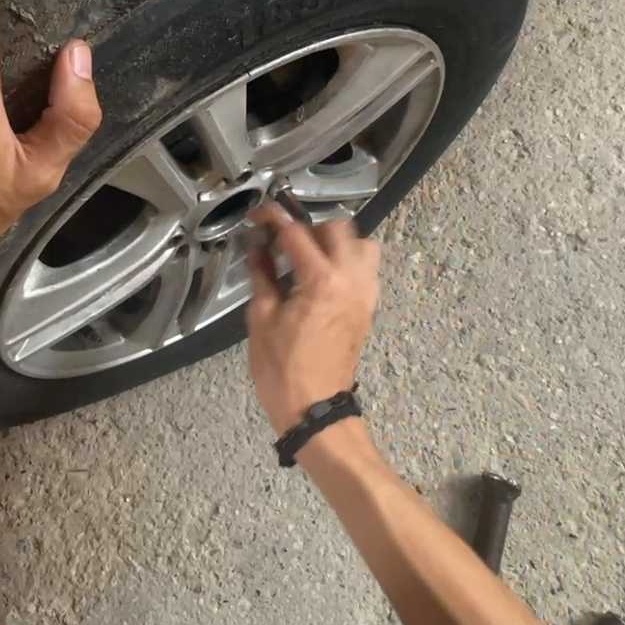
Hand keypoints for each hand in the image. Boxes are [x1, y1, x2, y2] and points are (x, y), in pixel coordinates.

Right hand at [244, 206, 381, 434]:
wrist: (314, 408)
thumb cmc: (283, 370)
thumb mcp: (261, 318)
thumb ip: (262, 274)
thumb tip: (257, 248)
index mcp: (321, 281)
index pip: (296, 233)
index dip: (272, 219)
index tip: (258, 216)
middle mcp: (351, 281)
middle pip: (338, 228)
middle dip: (308, 226)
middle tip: (283, 240)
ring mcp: (365, 294)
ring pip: (361, 244)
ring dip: (335, 241)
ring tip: (307, 256)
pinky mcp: (368, 307)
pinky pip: (366, 268)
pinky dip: (347, 261)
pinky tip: (322, 274)